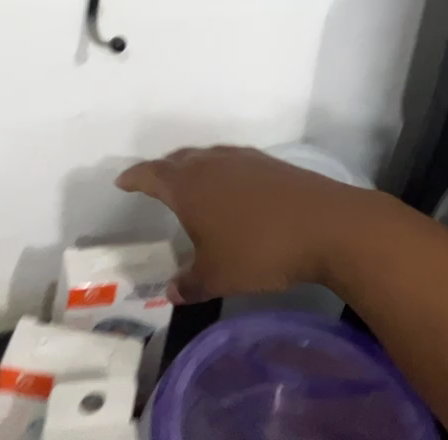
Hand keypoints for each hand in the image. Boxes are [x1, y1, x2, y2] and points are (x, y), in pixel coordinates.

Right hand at [115, 146, 381, 303]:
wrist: (325, 225)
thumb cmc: (260, 250)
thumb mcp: (218, 276)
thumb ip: (190, 283)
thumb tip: (171, 290)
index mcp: (190, 186)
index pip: (153, 175)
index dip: (135, 178)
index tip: (122, 181)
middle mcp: (213, 164)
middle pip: (179, 159)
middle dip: (163, 170)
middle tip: (153, 182)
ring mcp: (244, 160)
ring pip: (208, 157)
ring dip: (194, 167)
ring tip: (190, 184)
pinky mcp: (271, 164)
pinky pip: (233, 162)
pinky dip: (221, 171)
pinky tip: (231, 189)